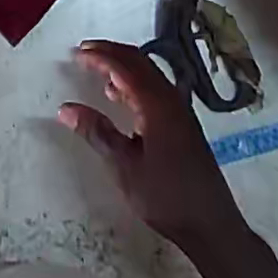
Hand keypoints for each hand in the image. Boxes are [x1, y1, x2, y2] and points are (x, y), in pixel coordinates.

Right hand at [59, 40, 246, 247]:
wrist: (211, 226)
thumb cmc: (166, 196)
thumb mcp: (125, 167)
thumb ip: (97, 133)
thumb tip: (66, 109)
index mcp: (155, 104)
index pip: (123, 66)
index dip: (98, 57)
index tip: (75, 54)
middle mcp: (170, 98)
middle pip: (138, 61)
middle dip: (110, 52)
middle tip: (84, 52)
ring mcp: (179, 109)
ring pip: (148, 72)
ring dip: (122, 65)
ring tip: (97, 70)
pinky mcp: (182, 122)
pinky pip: (154, 87)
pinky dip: (133, 81)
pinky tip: (120, 97)